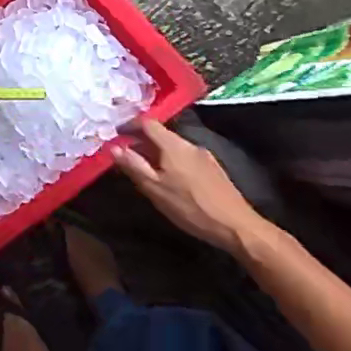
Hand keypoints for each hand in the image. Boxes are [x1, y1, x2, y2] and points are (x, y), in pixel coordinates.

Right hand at [112, 119, 271, 252]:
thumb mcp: (155, 189)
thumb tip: (114, 147)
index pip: (148, 123)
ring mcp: (204, 156)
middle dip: (142, 142)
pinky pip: (186, 157)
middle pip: (161, 135)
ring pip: (174, 147)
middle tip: (127, 154)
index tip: (117, 134)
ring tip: (147, 169)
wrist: (237, 226)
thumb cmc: (190, 207)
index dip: (130, 125)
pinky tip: (172, 180)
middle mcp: (189, 144)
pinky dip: (172, 161)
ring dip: (157, 153)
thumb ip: (134, 166)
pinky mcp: (214, 170)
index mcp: (173, 145)